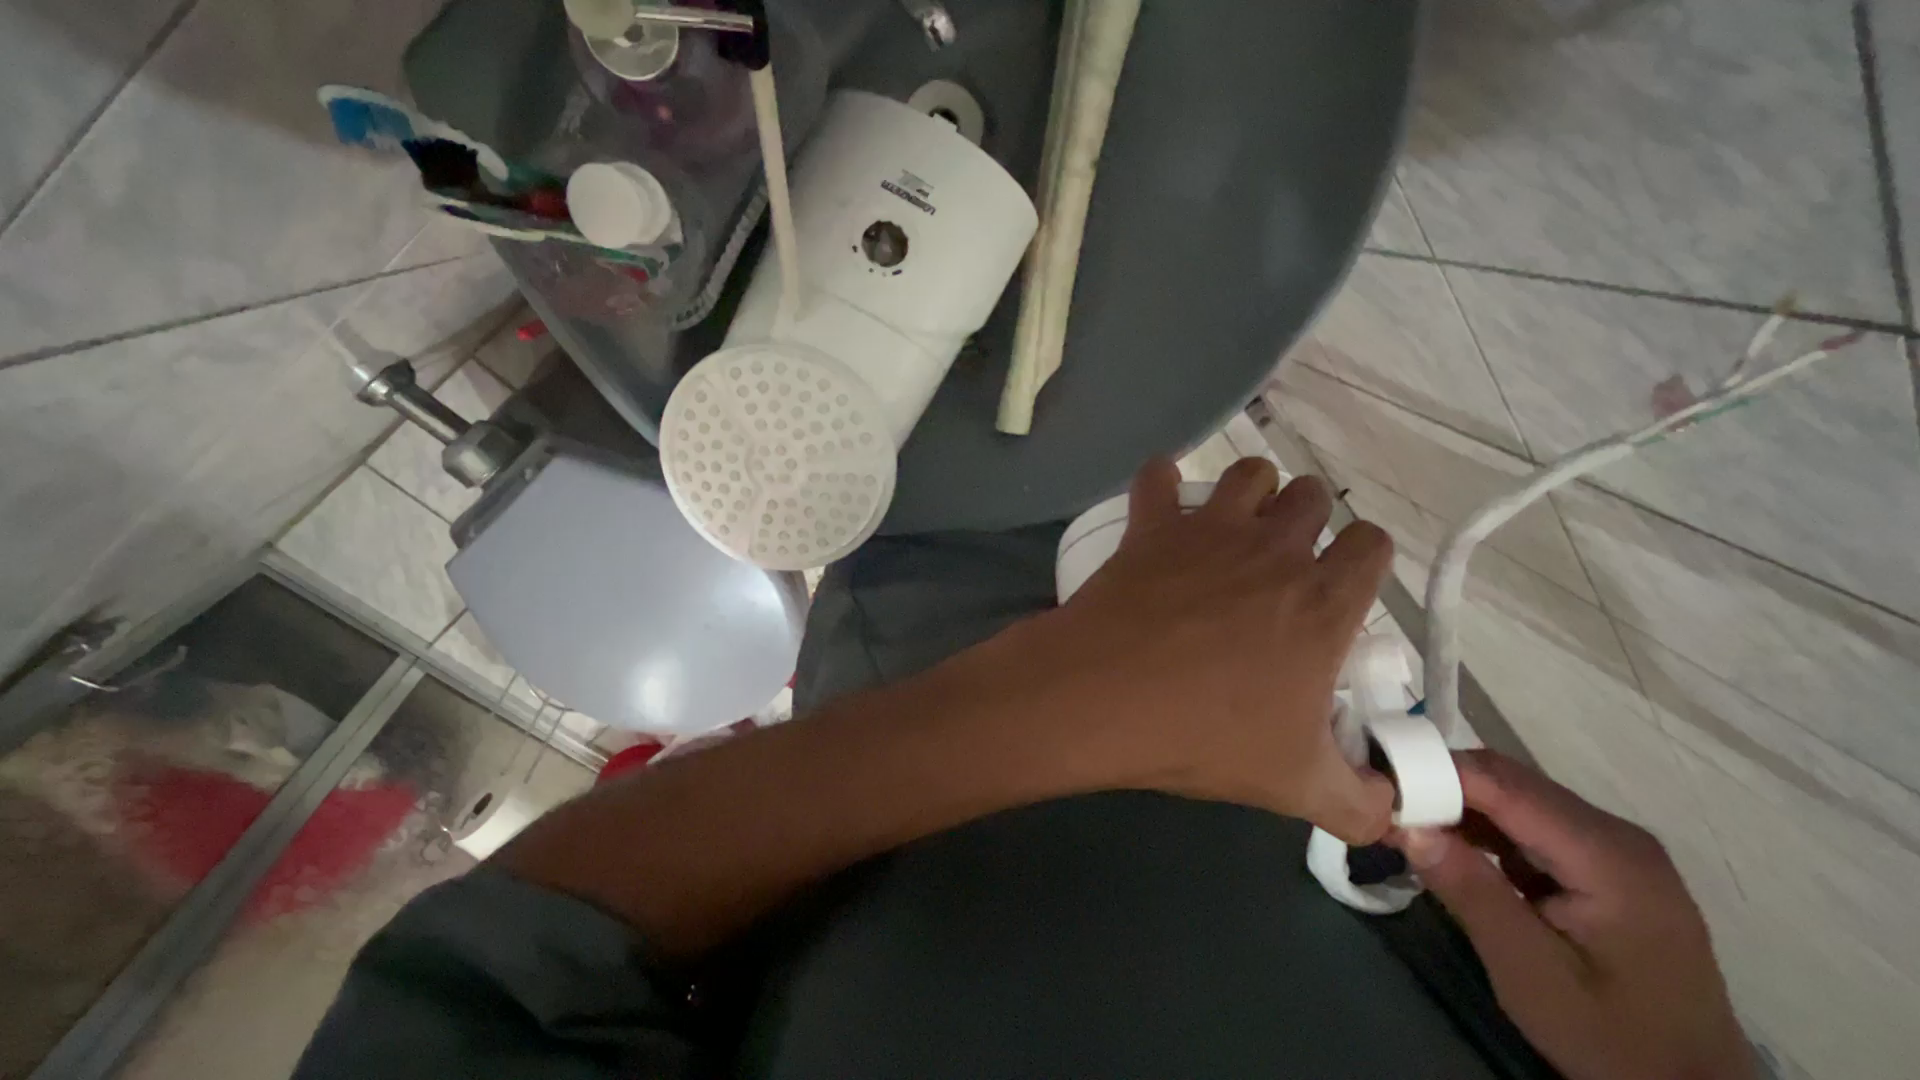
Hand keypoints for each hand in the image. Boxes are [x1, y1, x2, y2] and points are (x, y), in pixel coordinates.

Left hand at [993, 457, 1396, 842]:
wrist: (1103, 700)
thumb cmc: (1206, 737)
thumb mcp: (1297, 787)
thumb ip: (1360, 803)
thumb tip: (1396, 816)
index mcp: (1322, 602)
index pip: (1373, 545)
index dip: (1363, 559)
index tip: (1342, 588)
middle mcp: (1274, 551)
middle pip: (1312, 496)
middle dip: (1308, 520)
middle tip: (1283, 564)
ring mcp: (1209, 530)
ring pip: (1250, 473)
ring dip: (1251, 491)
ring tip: (1234, 528)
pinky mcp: (1150, 527)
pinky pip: (1157, 478)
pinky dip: (1159, 483)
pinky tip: (1159, 501)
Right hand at [1393, 752, 1753, 1079]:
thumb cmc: (1613, 1038)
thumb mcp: (1530, 974)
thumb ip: (1472, 893)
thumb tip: (1407, 826)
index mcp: (1607, 855)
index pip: (1505, 784)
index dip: (1437, 772)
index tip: (1377, 780)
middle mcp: (1615, 835)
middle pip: (1512, 783)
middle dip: (1442, 786)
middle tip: (1381, 804)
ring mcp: (1613, 849)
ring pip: (1518, 800)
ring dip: (1459, 808)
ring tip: (1403, 824)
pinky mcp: (1604, 868)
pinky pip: (1532, 827)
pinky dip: (1485, 831)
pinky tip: (1451, 849)